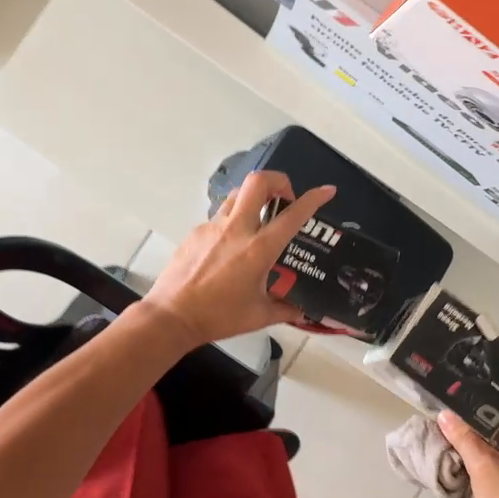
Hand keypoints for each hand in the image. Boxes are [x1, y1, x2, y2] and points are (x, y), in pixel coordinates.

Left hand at [141, 171, 336, 346]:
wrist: (172, 315)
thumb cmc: (219, 317)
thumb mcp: (258, 316)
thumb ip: (284, 309)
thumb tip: (301, 311)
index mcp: (258, 249)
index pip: (292, 215)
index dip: (313, 199)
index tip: (326, 191)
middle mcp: (237, 230)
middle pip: (258, 182)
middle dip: (278, 180)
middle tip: (284, 198)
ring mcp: (213, 227)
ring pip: (237, 195)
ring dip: (253, 198)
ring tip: (259, 219)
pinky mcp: (195, 232)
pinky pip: (219, 217)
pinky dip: (232, 222)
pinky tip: (230, 247)